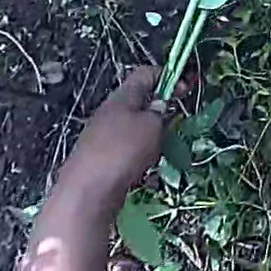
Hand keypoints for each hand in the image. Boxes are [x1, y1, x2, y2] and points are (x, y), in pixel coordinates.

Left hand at [55, 66, 165, 207]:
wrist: (85, 195)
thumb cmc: (122, 151)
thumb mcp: (151, 125)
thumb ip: (160, 112)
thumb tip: (158, 107)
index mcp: (122, 97)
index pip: (146, 74)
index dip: (168, 77)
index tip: (185, 90)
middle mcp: (110, 112)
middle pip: (141, 102)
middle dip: (161, 112)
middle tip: (174, 126)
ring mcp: (103, 137)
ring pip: (136, 128)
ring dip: (152, 137)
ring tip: (159, 152)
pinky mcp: (101, 159)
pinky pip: (127, 150)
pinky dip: (140, 156)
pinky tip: (144, 170)